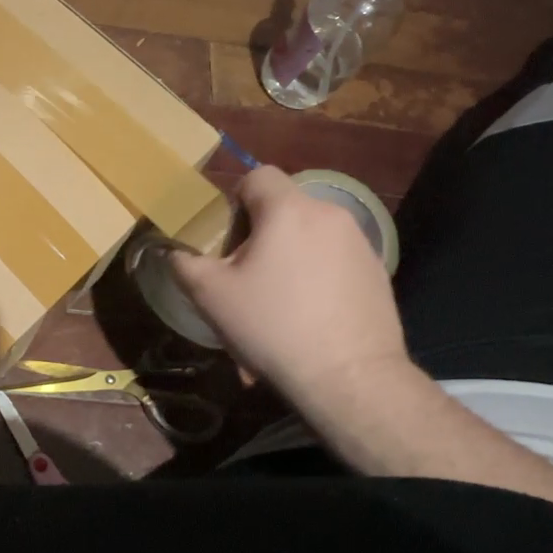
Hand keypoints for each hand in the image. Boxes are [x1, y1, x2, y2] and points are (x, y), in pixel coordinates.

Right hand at [170, 166, 406, 402]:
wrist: (349, 376)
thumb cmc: (272, 327)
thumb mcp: (210, 296)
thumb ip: (185, 264)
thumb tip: (175, 252)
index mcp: (288, 210)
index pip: (258, 176)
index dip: (235, 201)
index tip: (227, 241)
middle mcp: (330, 214)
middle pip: (284, 210)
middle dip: (259, 239)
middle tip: (245, 282)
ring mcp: (360, 243)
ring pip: (308, 240)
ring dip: (287, 263)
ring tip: (274, 312)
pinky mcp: (377, 272)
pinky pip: (333, 265)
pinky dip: (314, 283)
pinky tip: (306, 323)